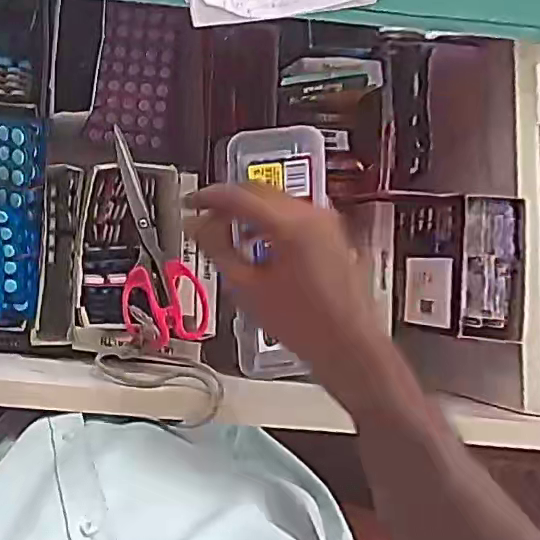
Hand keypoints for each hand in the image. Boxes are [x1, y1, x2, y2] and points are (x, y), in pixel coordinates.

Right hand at [185, 183, 398, 401]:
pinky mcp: (332, 235)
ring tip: (225, 231)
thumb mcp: (246, 287)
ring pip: (276, 201)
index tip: (191, 203)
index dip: (207, 198)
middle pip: (258, 192)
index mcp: (291, 225)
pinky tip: (255, 242)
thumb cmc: (307, 326)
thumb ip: (216, 248)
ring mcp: (327, 224)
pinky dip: (268, 221)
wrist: (348, 347)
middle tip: (203, 217)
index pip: (238, 196)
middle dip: (227, 203)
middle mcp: (313, 216)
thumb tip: (197, 227)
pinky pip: (293, 214)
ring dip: (248, 211)